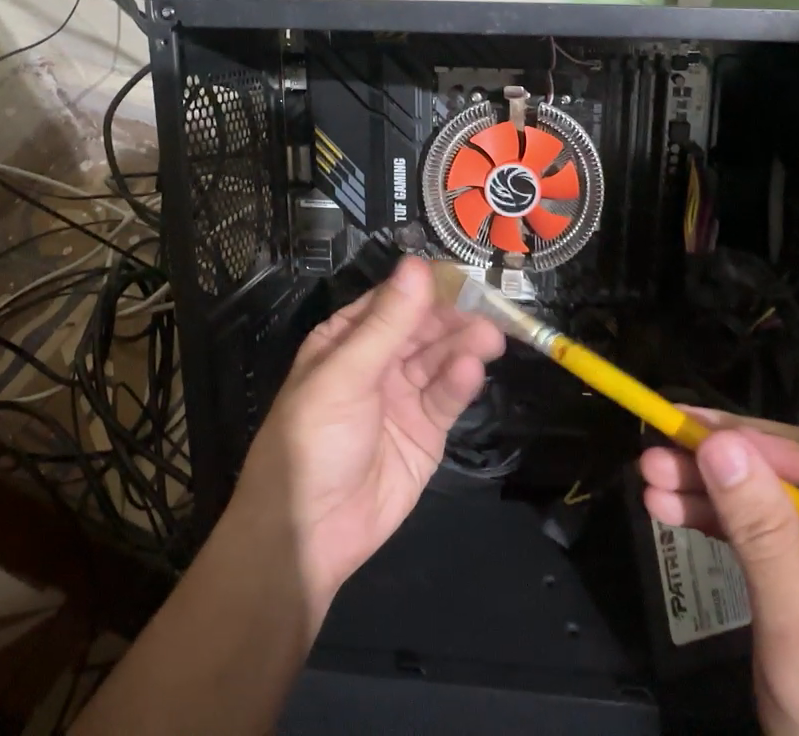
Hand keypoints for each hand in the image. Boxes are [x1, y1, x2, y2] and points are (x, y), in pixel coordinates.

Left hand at [231, 256, 504, 608]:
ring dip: (463, 347)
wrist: (309, 532)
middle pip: (423, 330)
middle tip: (487, 312)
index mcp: (344, 342)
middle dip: (452, 320)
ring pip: (440, 361)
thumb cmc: (311, 443)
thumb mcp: (344, 376)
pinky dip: (460, 383)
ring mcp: (403, 398)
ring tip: (489, 339)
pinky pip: (447, 398)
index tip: (461, 274)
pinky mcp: (427, 432)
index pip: (391, 303)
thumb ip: (387, 323)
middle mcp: (376, 364)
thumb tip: (418, 265)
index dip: (424, 289)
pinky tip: (472, 371)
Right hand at [639, 412, 798, 735]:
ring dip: (717, 485)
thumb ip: (764, 534)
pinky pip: (772, 531)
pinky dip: (722, 519)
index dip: (791, 447)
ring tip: (651, 470)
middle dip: (738, 458)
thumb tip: (718, 441)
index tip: (719, 447)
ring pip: (784, 494)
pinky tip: (669, 507)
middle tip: (668, 436)